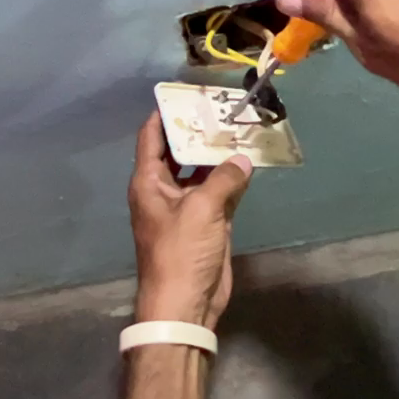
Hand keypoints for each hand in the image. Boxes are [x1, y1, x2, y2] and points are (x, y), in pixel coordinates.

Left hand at [127, 111, 251, 329]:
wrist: (185, 304)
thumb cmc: (181, 252)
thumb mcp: (201, 209)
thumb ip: (223, 179)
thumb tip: (242, 159)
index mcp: (149, 182)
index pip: (152, 137)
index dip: (165, 114)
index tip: (184, 93)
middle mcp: (164, 190)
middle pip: (179, 151)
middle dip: (198, 131)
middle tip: (223, 107)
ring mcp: (186, 207)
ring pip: (201, 171)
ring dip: (218, 155)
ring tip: (241, 128)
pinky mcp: (206, 223)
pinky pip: (219, 192)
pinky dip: (232, 179)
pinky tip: (250, 162)